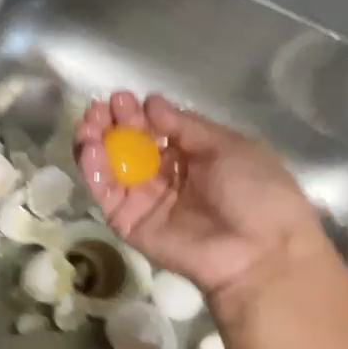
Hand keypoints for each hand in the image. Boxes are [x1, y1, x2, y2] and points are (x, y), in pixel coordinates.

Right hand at [76, 91, 324, 299]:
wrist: (258, 249)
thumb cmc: (257, 192)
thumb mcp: (229, 147)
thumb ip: (186, 127)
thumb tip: (151, 103)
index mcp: (190, 156)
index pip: (152, 130)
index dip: (136, 114)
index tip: (122, 99)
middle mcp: (161, 175)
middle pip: (125, 145)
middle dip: (110, 124)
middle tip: (101, 108)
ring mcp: (139, 197)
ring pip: (108, 166)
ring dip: (95, 142)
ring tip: (88, 124)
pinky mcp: (123, 219)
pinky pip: (103, 191)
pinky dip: (93, 170)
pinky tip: (90, 149)